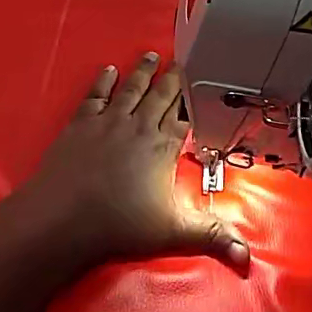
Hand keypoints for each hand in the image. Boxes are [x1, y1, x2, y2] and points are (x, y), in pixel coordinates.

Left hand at [15, 53, 250, 274]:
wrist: (64, 215)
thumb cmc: (119, 223)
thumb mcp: (172, 232)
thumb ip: (210, 237)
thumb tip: (247, 257)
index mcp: (161, 147)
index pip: (183, 117)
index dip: (192, 100)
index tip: (201, 83)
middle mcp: (137, 126)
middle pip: (160, 96)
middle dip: (172, 78)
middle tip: (180, 61)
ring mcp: (107, 121)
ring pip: (130, 89)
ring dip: (142, 71)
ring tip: (151, 54)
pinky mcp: (81, 122)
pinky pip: (95, 95)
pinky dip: (103, 81)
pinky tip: (109, 70)